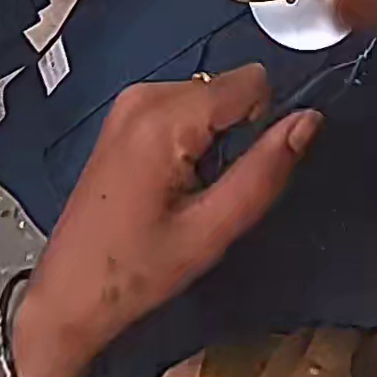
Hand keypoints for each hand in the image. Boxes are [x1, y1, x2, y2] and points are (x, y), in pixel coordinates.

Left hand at [11, 64, 321, 376]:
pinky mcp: (126, 110)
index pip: (252, 81)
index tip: (237, 169)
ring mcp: (131, 99)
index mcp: (165, 117)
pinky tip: (170, 176)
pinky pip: (187, 101)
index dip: (262, 125)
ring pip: (212, 93)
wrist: (67, 294)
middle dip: (236, 130)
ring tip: (187, 185)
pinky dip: (193, 132)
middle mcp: (146, 93)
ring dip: (215, 133)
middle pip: (231, 86)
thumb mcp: (213, 230)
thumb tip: (309, 119)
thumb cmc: (138, 270)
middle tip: (209, 185)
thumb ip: (266, 169)